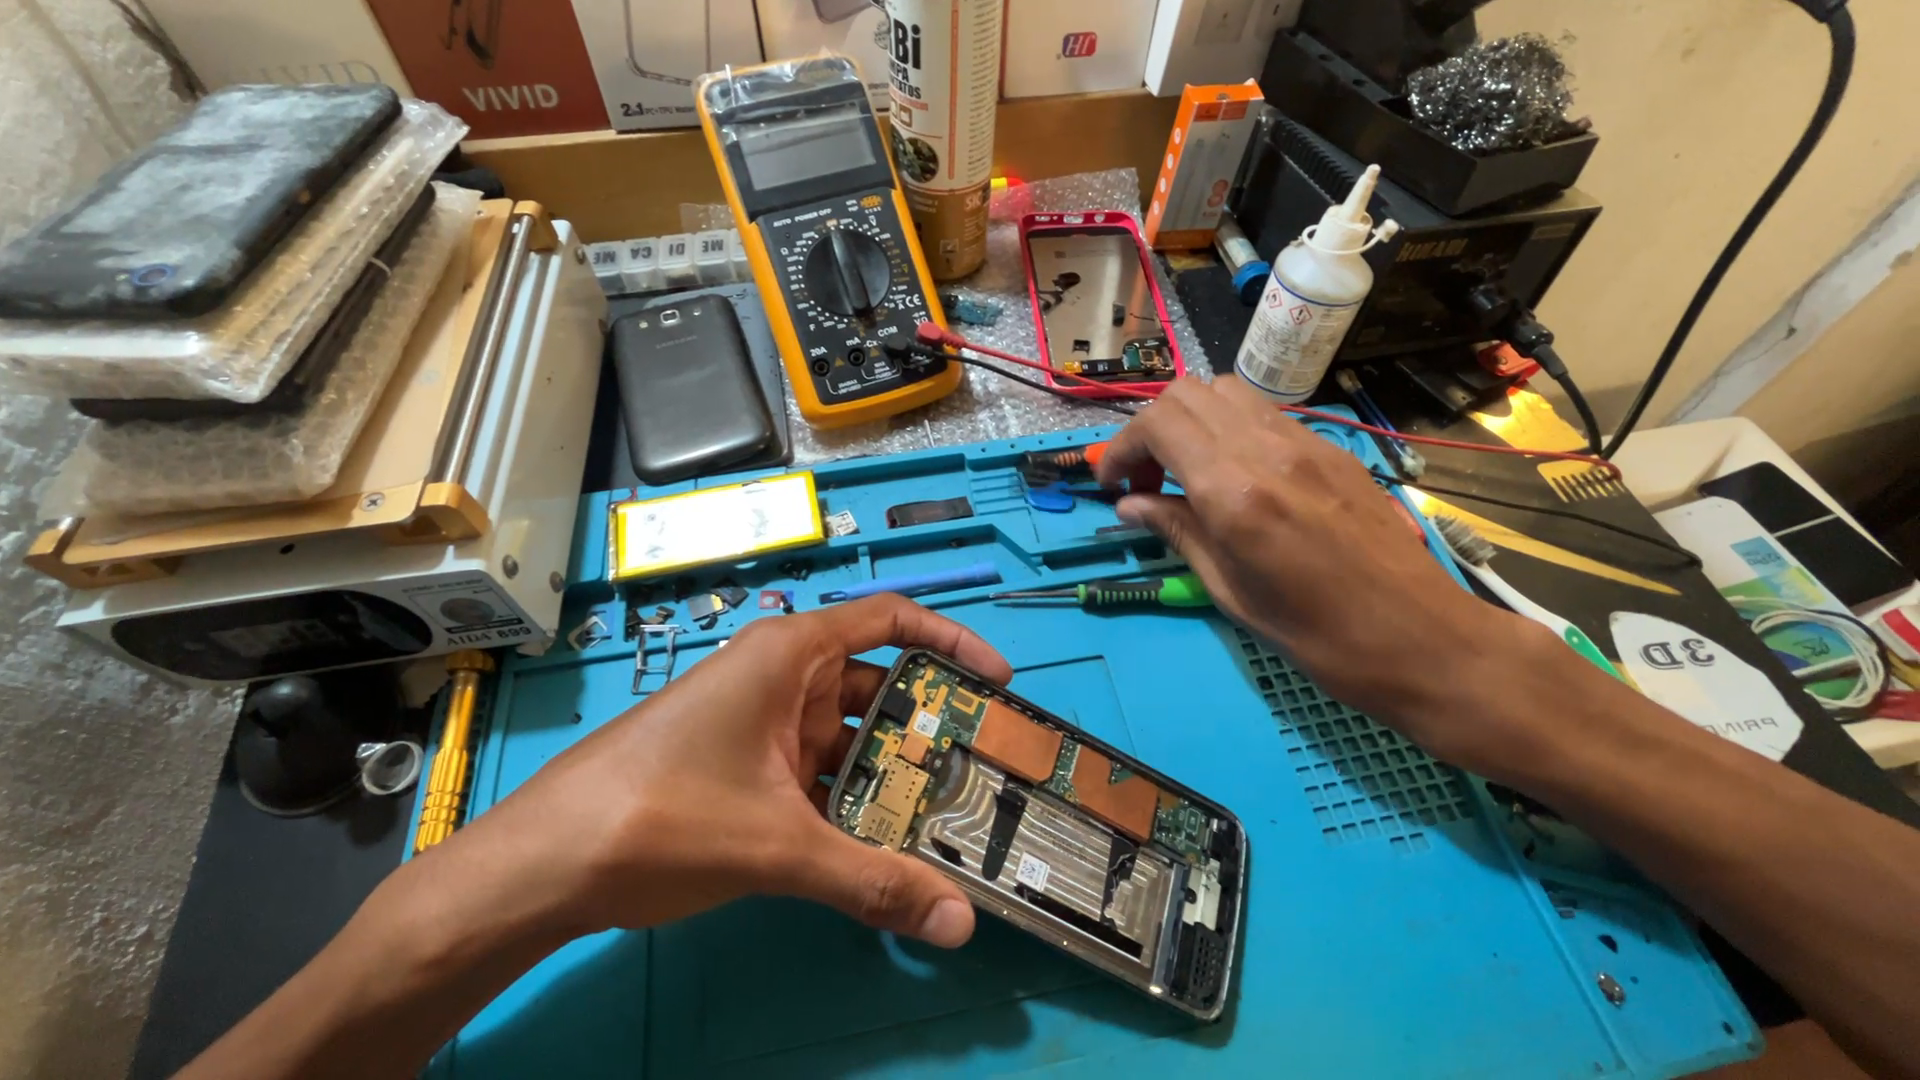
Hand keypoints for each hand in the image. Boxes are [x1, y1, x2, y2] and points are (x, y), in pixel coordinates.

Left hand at [444, 595, 1012, 947]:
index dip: (948, 640)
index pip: (887, 619)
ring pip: (846, 737)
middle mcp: (778, 680)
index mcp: (787, 657)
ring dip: (890, 771)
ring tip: (948, 812)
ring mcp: (757, 726)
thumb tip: (961, 923)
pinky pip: (816, 774)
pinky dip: (850, 801)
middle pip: (874, 685)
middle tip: (984, 767)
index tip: (996, 681)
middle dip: (928, 722)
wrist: (541, 866)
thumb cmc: (658, 816)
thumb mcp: (776, 845)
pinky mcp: (742, 769)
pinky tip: (881, 842)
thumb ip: (871, 881)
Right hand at [1094, 377, 1540, 766]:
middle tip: (1146, 481)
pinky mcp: (1330, 450)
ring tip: (1187, 473)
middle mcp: (1268, 450)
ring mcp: (1305, 443)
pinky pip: (1264, 414)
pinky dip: (1229, 429)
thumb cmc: (1317, 635)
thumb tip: (1130, 504)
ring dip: (1191, 422)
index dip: (1121, 447)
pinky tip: (1235, 477)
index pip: (1159, 423)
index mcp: (1236, 492)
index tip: (1112, 486)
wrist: (1421, 637)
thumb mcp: (1230, 591)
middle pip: (1186, 393)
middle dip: (1150, 429)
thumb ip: (1177, 533)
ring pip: (1225, 391)